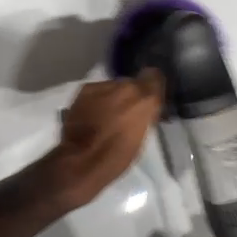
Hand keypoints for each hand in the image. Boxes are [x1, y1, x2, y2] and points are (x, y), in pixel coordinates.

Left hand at [48, 73, 163, 204]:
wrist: (82, 159)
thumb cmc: (117, 156)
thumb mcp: (141, 137)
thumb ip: (145, 115)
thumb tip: (144, 109)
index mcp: (146, 100)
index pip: (155, 77)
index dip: (151, 87)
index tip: (149, 99)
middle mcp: (127, 86)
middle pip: (133, 83)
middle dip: (131, 95)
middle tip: (126, 112)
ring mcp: (104, 85)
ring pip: (114, 86)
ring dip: (113, 97)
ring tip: (107, 114)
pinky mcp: (85, 89)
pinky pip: (97, 90)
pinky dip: (98, 99)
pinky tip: (92, 113)